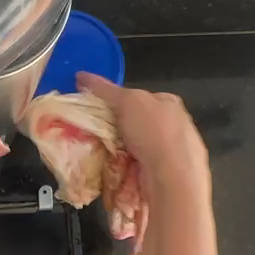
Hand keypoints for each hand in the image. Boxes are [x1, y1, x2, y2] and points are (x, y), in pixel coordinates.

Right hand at [77, 73, 209, 203]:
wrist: (172, 178)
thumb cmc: (155, 133)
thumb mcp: (127, 101)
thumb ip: (105, 90)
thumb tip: (82, 76)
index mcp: (169, 104)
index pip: (138, 98)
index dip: (116, 102)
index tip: (97, 111)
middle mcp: (173, 126)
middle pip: (134, 124)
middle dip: (115, 130)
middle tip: (94, 135)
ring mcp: (170, 153)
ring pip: (134, 148)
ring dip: (117, 152)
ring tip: (99, 156)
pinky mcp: (164, 175)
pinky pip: (137, 168)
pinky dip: (124, 170)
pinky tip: (114, 173)